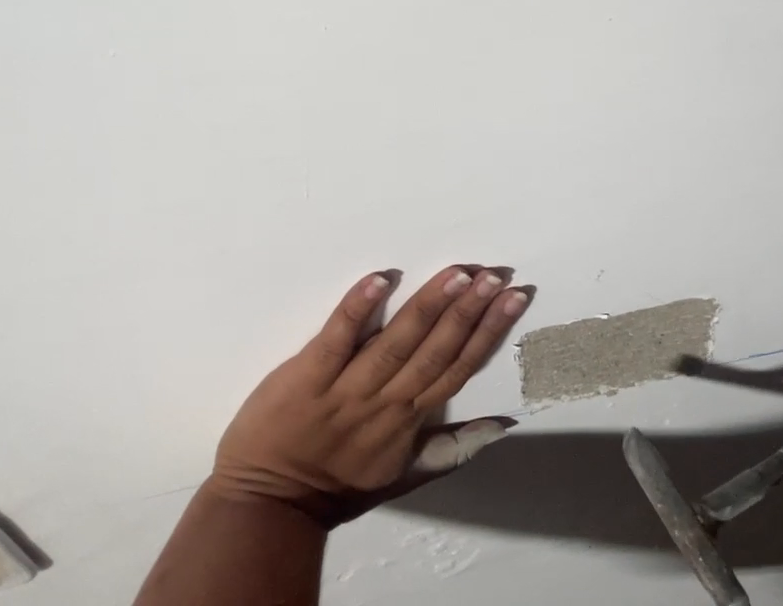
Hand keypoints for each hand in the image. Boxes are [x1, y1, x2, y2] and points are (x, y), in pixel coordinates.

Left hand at [209, 265, 531, 524]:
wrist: (268, 506)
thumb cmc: (339, 487)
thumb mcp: (404, 475)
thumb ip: (451, 447)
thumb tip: (504, 424)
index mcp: (410, 419)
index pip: (459, 368)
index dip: (489, 331)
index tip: (514, 297)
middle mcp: (386, 401)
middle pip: (436, 350)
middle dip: (469, 311)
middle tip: (495, 276)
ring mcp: (346, 389)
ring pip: (396, 342)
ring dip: (429, 306)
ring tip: (458, 274)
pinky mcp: (306, 377)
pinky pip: (336, 339)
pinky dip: (357, 309)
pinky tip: (381, 279)